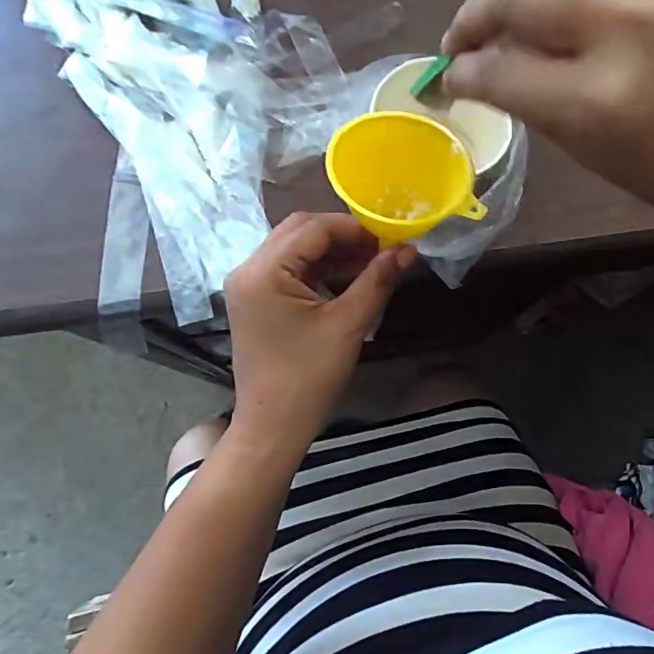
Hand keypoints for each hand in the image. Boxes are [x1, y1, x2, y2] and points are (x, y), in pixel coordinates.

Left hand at [224, 214, 416, 446]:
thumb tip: (407, 249)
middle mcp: (247, 269)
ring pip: (293, 249)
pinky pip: (287, 270)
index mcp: (263, 272)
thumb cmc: (310, 377)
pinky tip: (347, 278)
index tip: (390, 237)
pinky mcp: (253, 300)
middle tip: (381, 248)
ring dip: (331, 252)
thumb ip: (378, 279)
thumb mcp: (349, 324)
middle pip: (299, 231)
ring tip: (371, 264)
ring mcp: (247, 285)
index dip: (355, 227)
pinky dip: (317, 269)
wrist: (274, 425)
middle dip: (343, 235)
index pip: (313, 228)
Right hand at [442, 0, 653, 226]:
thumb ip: (533, 98)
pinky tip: (626, 2)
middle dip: (480, 10)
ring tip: (557, 10)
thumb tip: (484, 57)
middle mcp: (641, 29)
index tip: (453, 70)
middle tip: (476, 31)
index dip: (464, 70)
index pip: (500, 69)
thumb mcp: (591, 152)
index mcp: (604, 102)